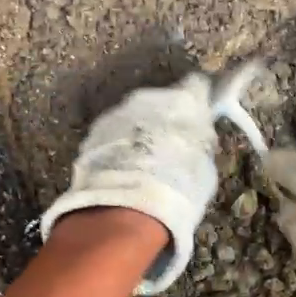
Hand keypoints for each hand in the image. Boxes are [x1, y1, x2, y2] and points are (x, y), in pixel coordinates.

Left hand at [41, 73, 218, 294]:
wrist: (126, 210)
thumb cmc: (178, 190)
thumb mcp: (204, 169)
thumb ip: (200, 143)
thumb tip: (196, 138)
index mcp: (183, 101)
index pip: (197, 87)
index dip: (198, 101)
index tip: (199, 117)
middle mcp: (147, 98)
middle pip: (160, 100)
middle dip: (165, 119)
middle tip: (170, 146)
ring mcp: (115, 113)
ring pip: (132, 116)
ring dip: (138, 132)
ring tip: (142, 164)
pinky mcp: (91, 134)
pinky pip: (111, 135)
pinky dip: (116, 147)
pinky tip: (121, 171)